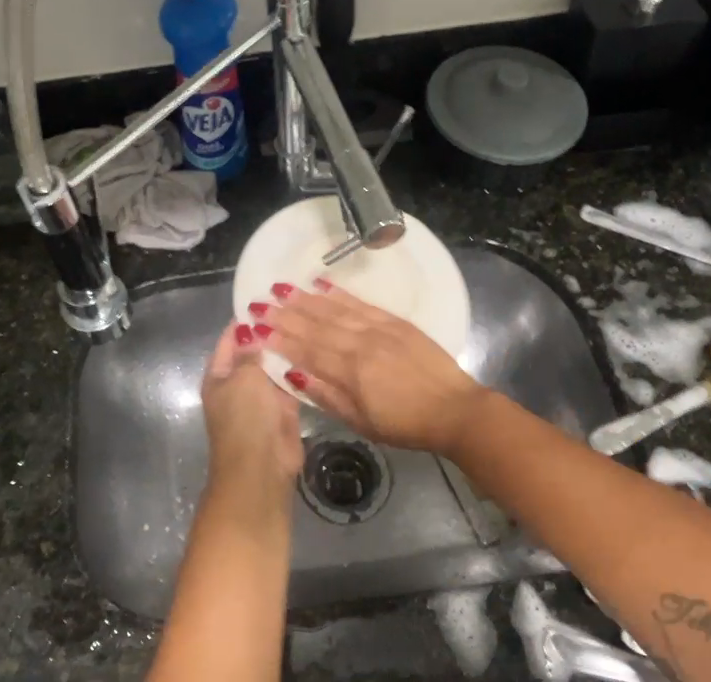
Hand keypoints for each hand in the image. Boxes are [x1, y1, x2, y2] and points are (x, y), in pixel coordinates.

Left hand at [201, 321, 301, 508]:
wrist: (261, 469)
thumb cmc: (245, 419)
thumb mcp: (244, 378)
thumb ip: (251, 352)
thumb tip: (253, 328)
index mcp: (219, 374)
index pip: (230, 338)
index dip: (246, 319)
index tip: (267, 296)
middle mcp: (238, 383)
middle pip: (254, 352)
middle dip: (270, 333)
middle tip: (295, 305)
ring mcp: (261, 398)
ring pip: (274, 367)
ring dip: (286, 351)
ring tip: (309, 321)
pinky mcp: (283, 411)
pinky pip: (291, 384)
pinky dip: (300, 371)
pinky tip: (316, 349)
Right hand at [259, 281, 491, 454]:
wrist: (455, 409)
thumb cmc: (405, 425)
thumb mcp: (362, 422)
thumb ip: (327, 397)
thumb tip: (293, 375)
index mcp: (349, 372)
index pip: (306, 352)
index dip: (279, 340)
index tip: (255, 330)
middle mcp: (359, 344)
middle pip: (315, 326)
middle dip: (285, 315)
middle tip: (259, 304)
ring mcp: (378, 329)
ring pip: (334, 310)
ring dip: (305, 300)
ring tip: (281, 289)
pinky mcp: (394, 321)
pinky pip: (360, 303)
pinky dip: (338, 293)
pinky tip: (320, 285)